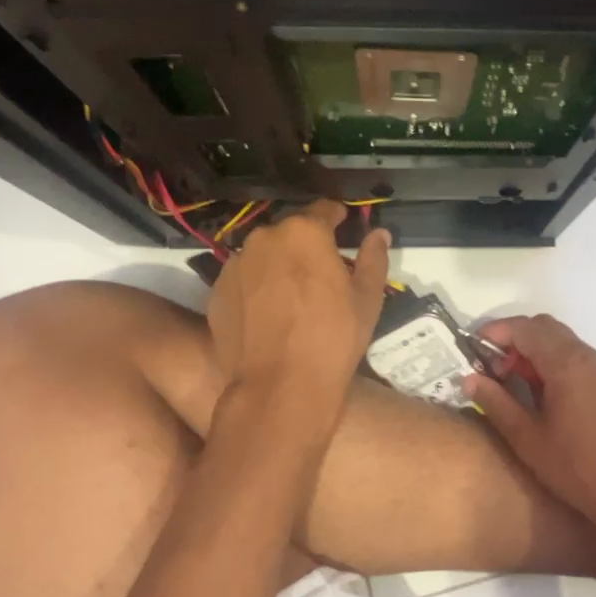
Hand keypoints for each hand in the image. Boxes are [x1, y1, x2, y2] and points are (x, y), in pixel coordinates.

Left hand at [207, 201, 390, 420]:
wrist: (279, 387)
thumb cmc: (333, 338)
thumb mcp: (366, 299)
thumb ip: (373, 259)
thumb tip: (379, 235)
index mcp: (305, 232)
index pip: (323, 209)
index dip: (337, 218)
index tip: (344, 228)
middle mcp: (265, 238)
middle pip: (290, 231)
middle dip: (305, 244)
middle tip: (320, 271)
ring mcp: (236, 264)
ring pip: (263, 254)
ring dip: (278, 264)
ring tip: (292, 295)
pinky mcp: (216, 291)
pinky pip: (243, 280)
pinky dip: (256, 288)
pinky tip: (268, 314)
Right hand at [467, 316, 595, 539]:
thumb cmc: (576, 467)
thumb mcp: (527, 439)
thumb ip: (496, 403)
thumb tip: (469, 378)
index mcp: (565, 363)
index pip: (524, 328)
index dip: (496, 332)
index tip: (473, 347)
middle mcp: (586, 356)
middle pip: (544, 327)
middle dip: (515, 338)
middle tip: (493, 367)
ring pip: (562, 341)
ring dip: (534, 350)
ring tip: (514, 381)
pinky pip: (576, 356)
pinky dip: (553, 361)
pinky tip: (542, 393)